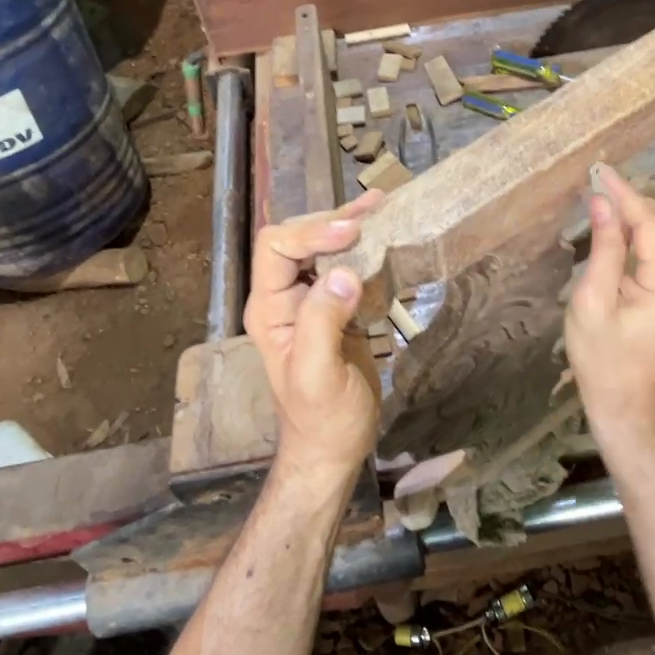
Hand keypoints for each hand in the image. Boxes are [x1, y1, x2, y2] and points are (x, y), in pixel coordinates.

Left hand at [243, 192, 384, 479]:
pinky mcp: (336, 308)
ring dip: (349, 225)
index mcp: (269, 309)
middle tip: (373, 210)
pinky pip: (345, 266)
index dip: (312, 232)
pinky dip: (365, 247)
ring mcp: (310, 301)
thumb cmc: (324, 420)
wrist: (335, 450)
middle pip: (298, 238)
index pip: (277, 248)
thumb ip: (323, 321)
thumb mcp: (319, 376)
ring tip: (381, 205)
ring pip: (322, 248)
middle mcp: (284, 297)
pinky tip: (385, 234)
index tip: (353, 232)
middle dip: (332, 220)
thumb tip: (344, 273)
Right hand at [565, 164, 654, 436]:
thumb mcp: (591, 305)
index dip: (626, 195)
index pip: (652, 225)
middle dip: (646, 205)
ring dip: (652, 221)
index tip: (602, 172)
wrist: (628, 408)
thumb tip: (603, 203)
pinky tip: (627, 244)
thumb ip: (603, 250)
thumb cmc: (602, 362)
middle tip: (608, 202)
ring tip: (614, 220)